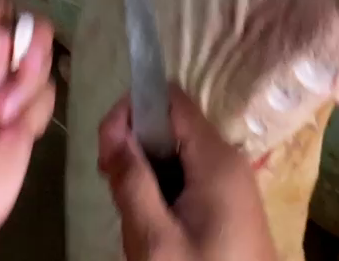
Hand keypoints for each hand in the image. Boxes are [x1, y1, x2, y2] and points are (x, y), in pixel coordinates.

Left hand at [0, 0, 56, 260]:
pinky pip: (49, 95)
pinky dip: (34, 114)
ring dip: (26, 91)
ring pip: (42, 62)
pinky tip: (11, 133)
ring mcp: (5, 87)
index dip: (6, 27)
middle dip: (23, 59)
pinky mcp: (25, 116)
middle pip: (28, 30)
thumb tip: (10, 23)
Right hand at [98, 86, 275, 260]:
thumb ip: (131, 180)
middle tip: (110, 182)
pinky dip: (163, 188)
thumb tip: (113, 131)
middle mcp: (228, 160)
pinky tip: (150, 221)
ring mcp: (232, 185)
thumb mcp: (155, 241)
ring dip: (145, 170)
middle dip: (134, 144)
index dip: (131, 111)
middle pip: (170, 123)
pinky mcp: (229, 208)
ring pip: (176, 152)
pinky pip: (188, 177)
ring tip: (128, 208)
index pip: (168, 98)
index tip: (106, 150)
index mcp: (216, 158)